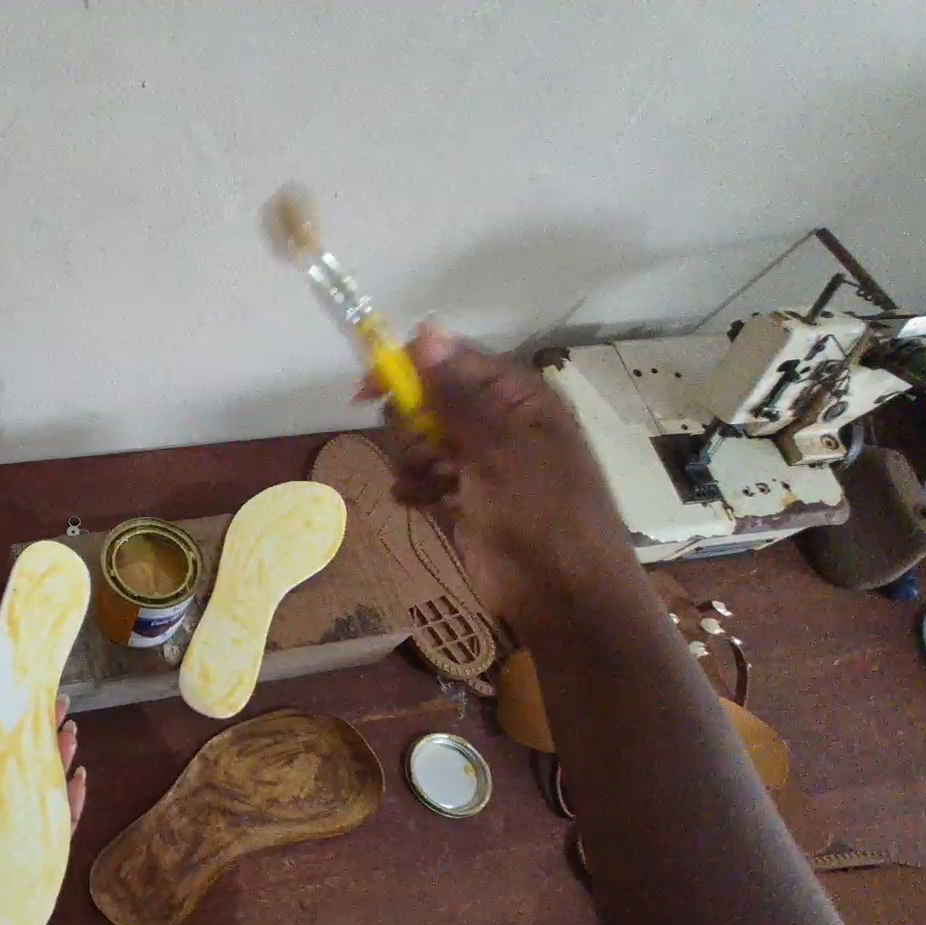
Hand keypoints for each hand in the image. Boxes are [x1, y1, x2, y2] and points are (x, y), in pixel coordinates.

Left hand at [0, 697, 86, 924]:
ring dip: (55, 759)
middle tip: (53, 702)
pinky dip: (71, 803)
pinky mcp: (35, 870)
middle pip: (11, 772)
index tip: (1, 703)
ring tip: (69, 727)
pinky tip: (79, 776)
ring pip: (37, 794)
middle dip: (32, 737)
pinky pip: (57, 832)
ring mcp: (11, 845)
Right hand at [372, 323, 637, 625]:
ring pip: (415, 442)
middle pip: (424, 403)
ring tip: (437, 487)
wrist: (560, 591)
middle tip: (431, 454)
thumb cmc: (541, 513)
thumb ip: (455, 394)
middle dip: (413, 429)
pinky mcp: (459, 495)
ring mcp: (475, 460)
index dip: (406, 371)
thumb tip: (426, 332)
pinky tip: (431, 506)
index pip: (448, 362)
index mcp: (515, 397)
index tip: (366, 393)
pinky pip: (416, 478)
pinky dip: (416, 490)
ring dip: (413, 464)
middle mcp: (494, 422)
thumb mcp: (497, 447)